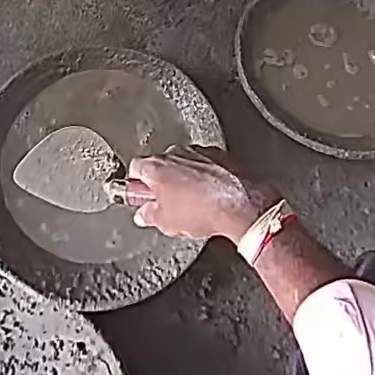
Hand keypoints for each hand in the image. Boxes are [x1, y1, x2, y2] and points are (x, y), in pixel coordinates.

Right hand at [120, 146, 278, 240]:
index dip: (136, 183)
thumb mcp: (166, 223)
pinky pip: (203, 162)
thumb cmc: (203, 211)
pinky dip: (203, 173)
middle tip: (166, 201)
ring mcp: (197, 151)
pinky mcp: (217, 153)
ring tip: (192, 200)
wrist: (240, 204)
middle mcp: (175, 153)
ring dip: (184, 176)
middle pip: (159, 163)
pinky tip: (209, 193)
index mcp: (156, 167)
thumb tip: (145, 214)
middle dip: (161, 180)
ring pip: (182, 161)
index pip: (135, 167)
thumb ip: (149, 215)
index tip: (140, 194)